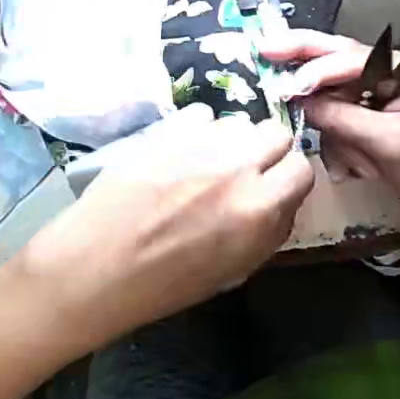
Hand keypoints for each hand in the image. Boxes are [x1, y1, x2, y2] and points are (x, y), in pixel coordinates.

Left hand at [10, 107, 315, 348]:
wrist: (97, 267)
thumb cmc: (166, 284)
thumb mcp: (234, 270)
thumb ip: (268, 230)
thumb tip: (282, 202)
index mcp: (259, 209)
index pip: (302, 168)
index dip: (289, 178)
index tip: (274, 186)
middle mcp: (236, 168)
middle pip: (275, 133)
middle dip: (266, 151)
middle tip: (245, 171)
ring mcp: (199, 145)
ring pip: (237, 122)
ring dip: (232, 140)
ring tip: (207, 164)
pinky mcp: (167, 132)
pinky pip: (201, 114)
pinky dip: (199, 129)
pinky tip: (181, 153)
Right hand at [258, 30, 399, 257]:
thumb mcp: (388, 142)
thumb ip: (340, 116)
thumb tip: (299, 99)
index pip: (352, 58)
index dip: (315, 70)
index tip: (286, 87)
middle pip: (343, 58)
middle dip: (307, 60)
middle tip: (267, 48)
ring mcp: (392, 95)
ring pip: (341, 95)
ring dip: (338, 128)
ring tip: (362, 163)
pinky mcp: (385, 117)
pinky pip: (350, 118)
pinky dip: (347, 141)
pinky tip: (364, 167)